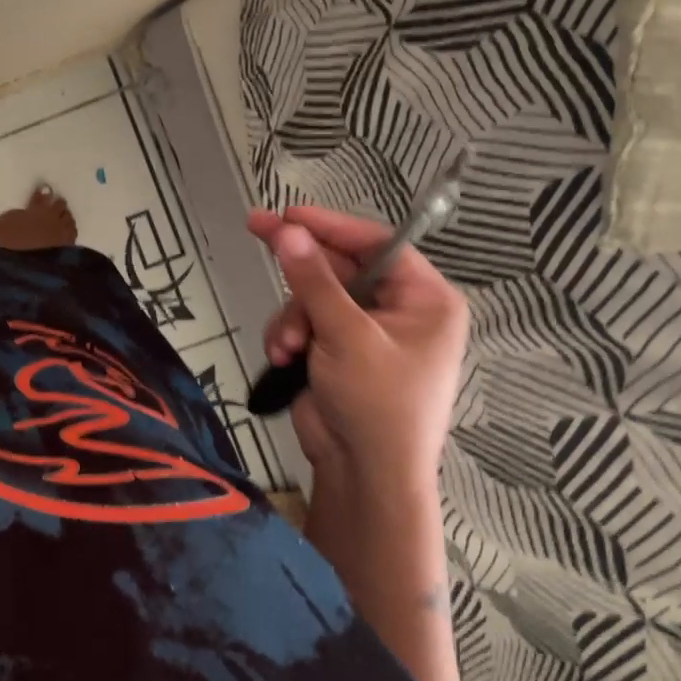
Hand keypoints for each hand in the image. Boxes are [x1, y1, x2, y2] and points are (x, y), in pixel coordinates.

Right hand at [246, 206, 468, 492]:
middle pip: (339, 266)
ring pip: (311, 297)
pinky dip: (287, 336)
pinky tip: (284, 357)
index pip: (377, 244)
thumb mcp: (345, 336)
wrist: (364, 467)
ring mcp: (364, 332)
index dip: (330, 225)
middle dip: (300, 279)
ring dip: (290, 318)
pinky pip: (301, 323)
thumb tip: (288, 231)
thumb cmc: (376, 401)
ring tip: (287, 347)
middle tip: (255, 231)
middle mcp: (397, 310)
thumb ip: (314, 281)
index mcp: (425, 299)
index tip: (286, 212)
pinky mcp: (334, 351)